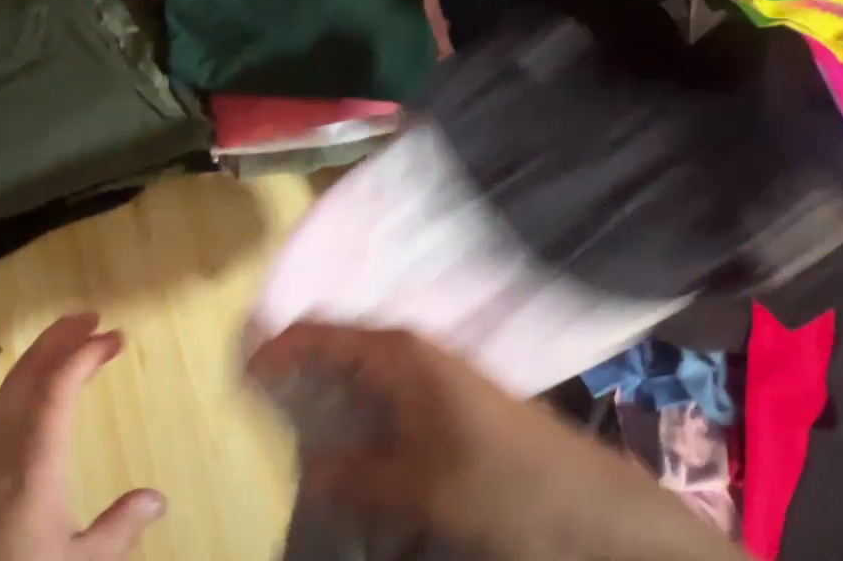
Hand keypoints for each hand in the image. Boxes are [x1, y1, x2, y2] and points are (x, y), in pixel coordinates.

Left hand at [0, 314, 166, 560]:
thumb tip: (157, 498)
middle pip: (28, 374)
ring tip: (68, 338)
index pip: (56, 388)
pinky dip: (23, 380)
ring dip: (39, 355)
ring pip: (9, 386)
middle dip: (59, 338)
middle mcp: (2, 447)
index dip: (84, 354)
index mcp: (33, 463)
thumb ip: (118, 530)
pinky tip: (35, 387)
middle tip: (92, 317)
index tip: (115, 336)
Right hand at [246, 322, 509, 529]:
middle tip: (264, 402)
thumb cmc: (504, 483)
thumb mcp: (422, 486)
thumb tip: (306, 470)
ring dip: (330, 393)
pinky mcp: (452, 399)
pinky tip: (356, 442)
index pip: (318, 331)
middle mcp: (412, 349)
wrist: (601, 510)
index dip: (277, 348)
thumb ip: (356, 475)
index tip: (241, 372)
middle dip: (299, 369)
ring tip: (302, 426)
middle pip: (337, 345)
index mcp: (397, 351)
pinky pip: (387, 392)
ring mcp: (435, 371)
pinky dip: (360, 409)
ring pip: (362, 370)